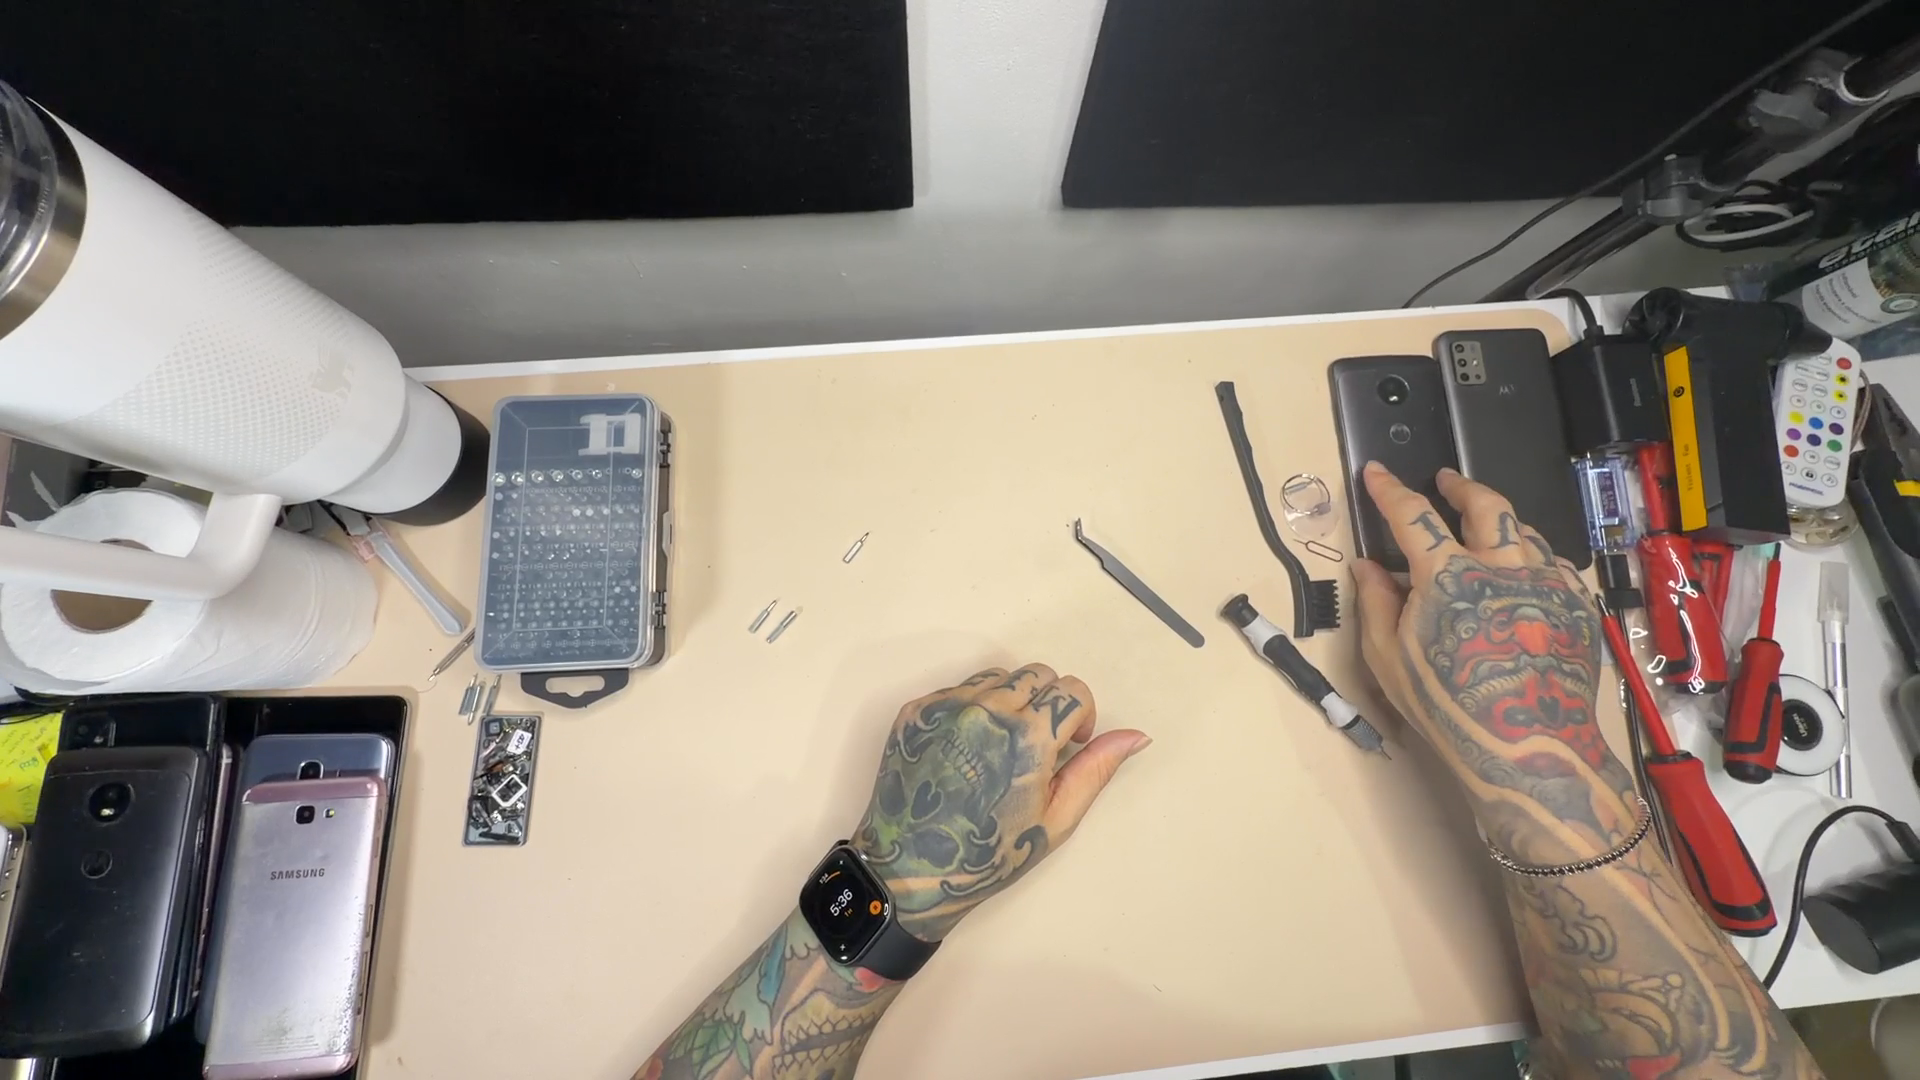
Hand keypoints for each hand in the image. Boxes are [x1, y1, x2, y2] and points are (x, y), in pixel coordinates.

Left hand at [850, 664, 1149, 942]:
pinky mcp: (919, 709)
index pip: (1073, 690)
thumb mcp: (1055, 818)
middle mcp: (987, 709)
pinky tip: (970, 748)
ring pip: (999, 676)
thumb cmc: (991, 853)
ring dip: (1012, 699)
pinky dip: (975, 707)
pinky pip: (961, 688)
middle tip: (1039, 743)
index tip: (1071, 743)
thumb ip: (1095, 768)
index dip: (1081, 716)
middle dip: (1050, 702)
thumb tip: (1137, 736)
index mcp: (1027, 737)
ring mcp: (948, 705)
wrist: (909, 868)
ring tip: (1002, 745)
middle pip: (1039, 674)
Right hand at [1350, 464, 1637, 849]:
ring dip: (1497, 519)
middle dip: (1460, 485)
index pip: (1412, 515)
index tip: (1375, 472)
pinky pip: (1553, 562)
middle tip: (1445, 480)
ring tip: (1480, 524)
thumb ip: (1376, 602)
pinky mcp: (1577, 607)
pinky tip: (1519, 567)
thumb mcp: (1387, 657)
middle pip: (1486, 505)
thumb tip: (1366, 564)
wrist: (1528, 749)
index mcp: (1448, 577)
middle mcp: (1503, 568)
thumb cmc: (1444, 704)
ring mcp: (1548, 585)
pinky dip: (1529, 552)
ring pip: (1525, 530)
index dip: (1389, 490)